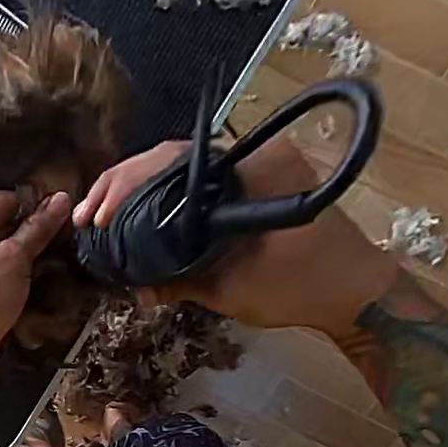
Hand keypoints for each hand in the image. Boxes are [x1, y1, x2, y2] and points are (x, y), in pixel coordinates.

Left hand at [0, 189, 71, 381]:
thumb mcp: (16, 259)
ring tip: (33, 267)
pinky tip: (19, 281)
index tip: (58, 217)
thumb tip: (60, 201)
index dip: (32, 209)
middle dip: (24, 235)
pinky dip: (6, 270)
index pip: (2, 200)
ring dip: (17, 255)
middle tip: (50, 246)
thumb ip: (38, 228)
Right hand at [74, 138, 396, 337]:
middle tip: (91, 215)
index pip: (168, 160)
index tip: (96, 215)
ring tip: (109, 216)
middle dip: (126, 186)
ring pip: (187, 170)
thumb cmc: (299, 289)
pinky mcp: (261, 182)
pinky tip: (149, 217)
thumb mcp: (233, 290)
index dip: (125, 186)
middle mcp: (251, 153)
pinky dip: (176, 200)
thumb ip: (180, 283)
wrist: (356, 293)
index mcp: (246, 168)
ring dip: (146, 191)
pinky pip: (208, 183)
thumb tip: (138, 293)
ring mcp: (259, 164)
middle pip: (173, 158)